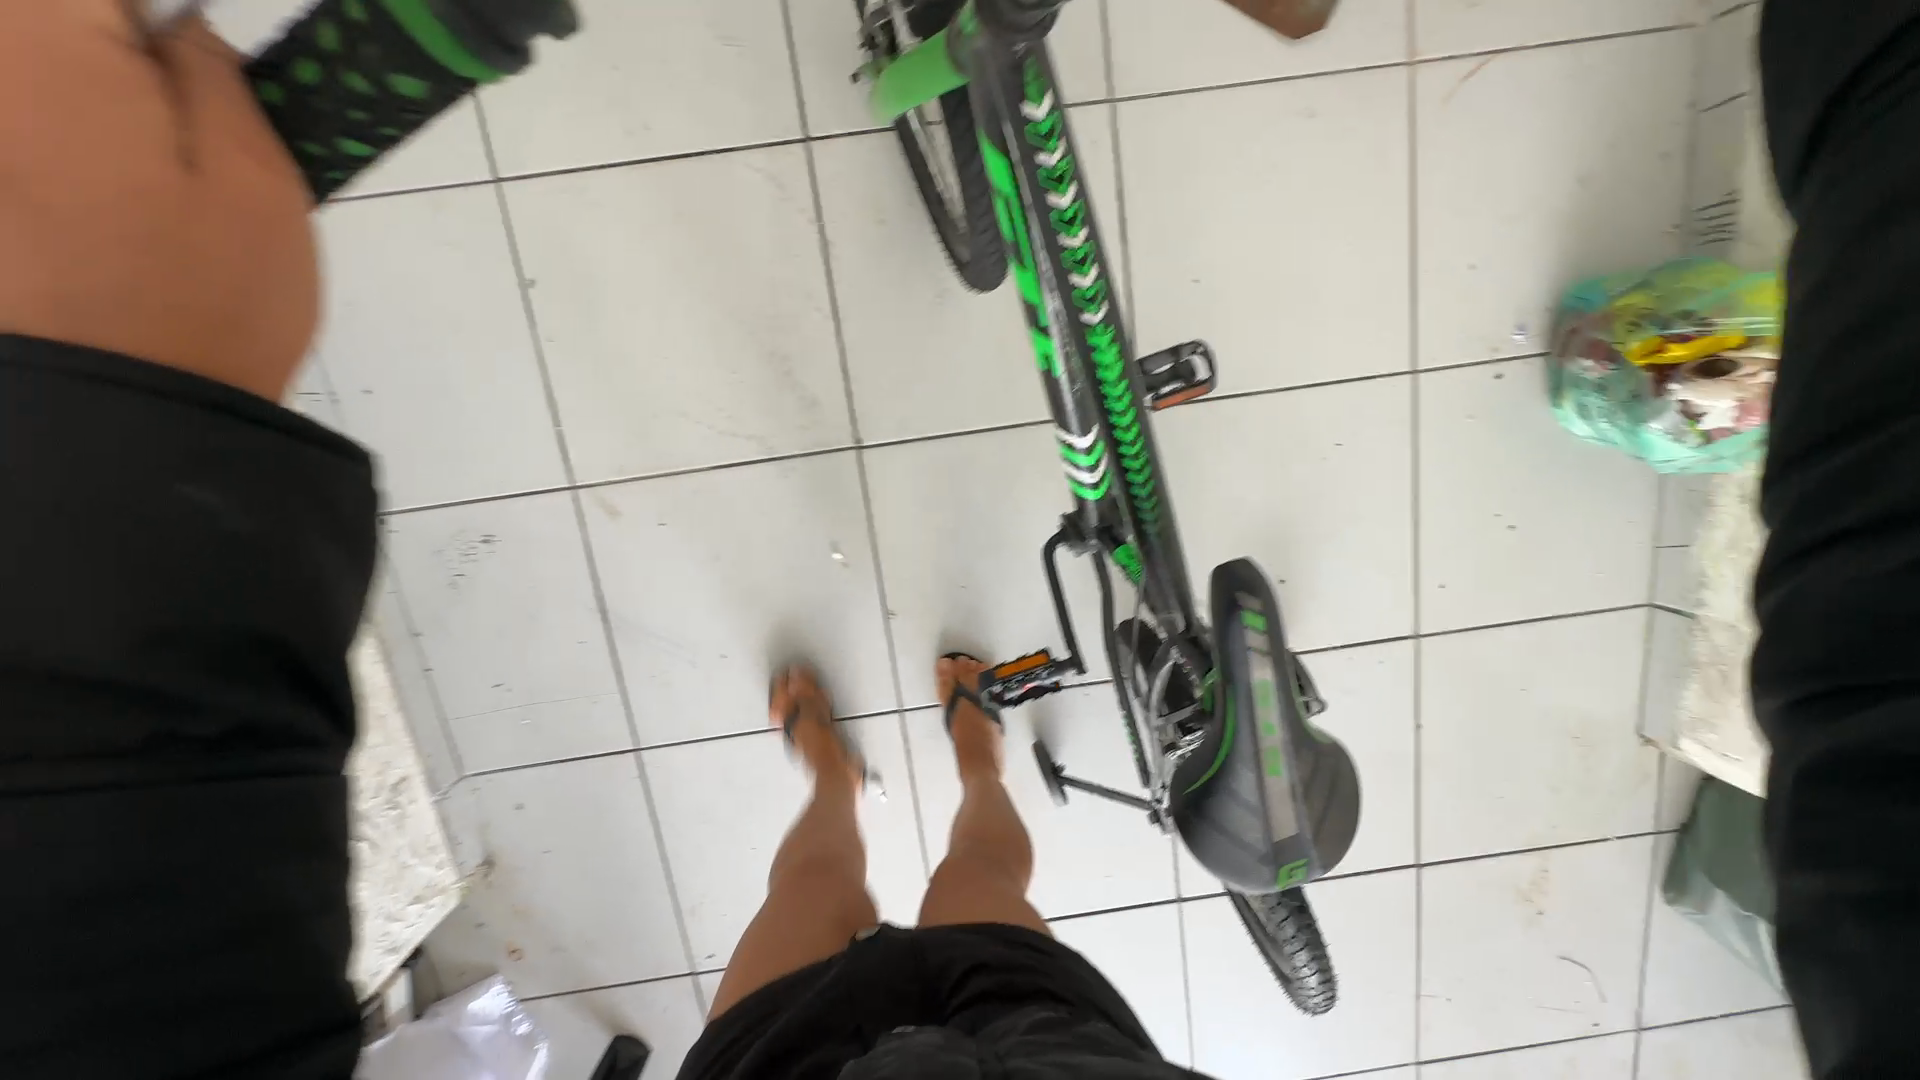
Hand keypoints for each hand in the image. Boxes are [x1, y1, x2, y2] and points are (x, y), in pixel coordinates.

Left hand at [0, 3, 315, 400]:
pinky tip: (123, 192)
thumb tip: (183, 27)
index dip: (161, 18)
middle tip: (190, 102)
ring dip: (105, 99)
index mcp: (45, 49)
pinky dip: (83, 140)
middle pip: (53, 25)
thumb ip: (218, 80)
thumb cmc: (218, 289)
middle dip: (127, 50)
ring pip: (38, 75)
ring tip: (169, 154)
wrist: (136, 401)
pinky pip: (38, 129)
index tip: (202, 57)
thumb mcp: (262, 182)